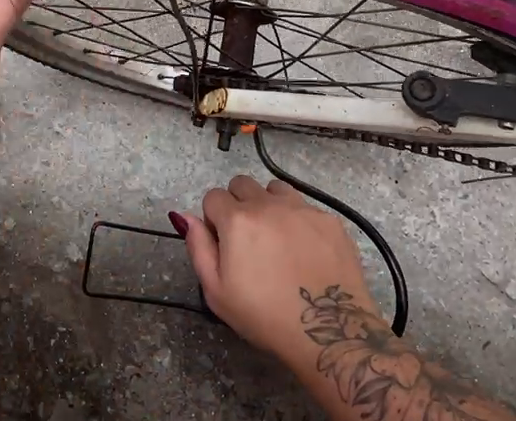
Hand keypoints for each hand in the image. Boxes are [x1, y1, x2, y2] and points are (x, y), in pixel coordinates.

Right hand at [172, 175, 375, 362]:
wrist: (330, 331)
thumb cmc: (265, 316)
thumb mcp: (217, 292)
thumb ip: (198, 248)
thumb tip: (184, 216)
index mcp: (237, 219)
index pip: (213, 196)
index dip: (213, 219)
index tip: (224, 243)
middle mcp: (268, 204)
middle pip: (242, 183)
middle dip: (238, 204)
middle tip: (248, 239)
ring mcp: (302, 209)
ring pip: (275, 189)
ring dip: (269, 204)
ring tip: (276, 237)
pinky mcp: (329, 220)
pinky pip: (305, 207)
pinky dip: (298, 220)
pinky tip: (305, 250)